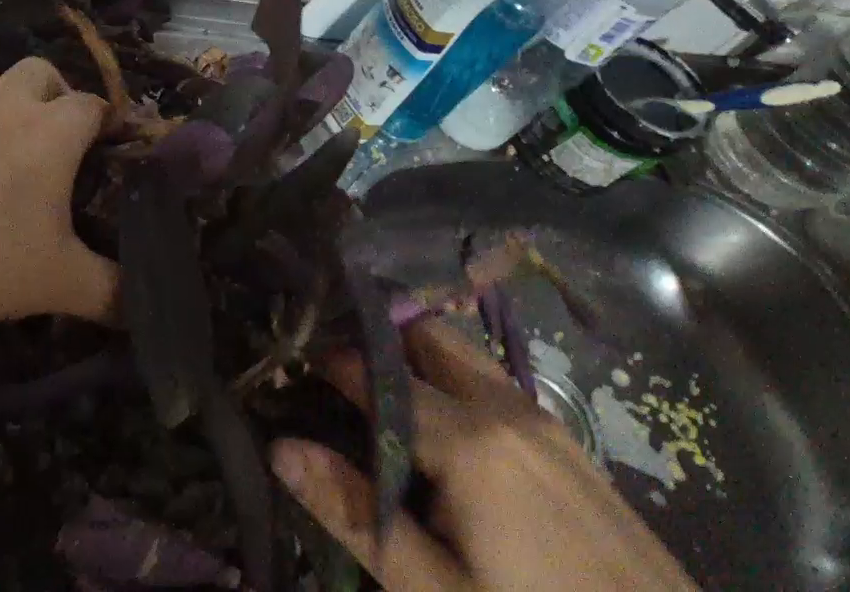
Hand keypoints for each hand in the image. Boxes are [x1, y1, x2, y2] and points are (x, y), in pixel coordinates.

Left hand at [0, 57, 120, 325]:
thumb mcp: (57, 284)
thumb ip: (110, 293)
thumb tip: (142, 310)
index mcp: (52, 131)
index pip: (95, 105)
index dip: (109, 122)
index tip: (111, 149)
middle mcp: (5, 104)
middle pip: (41, 70)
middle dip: (55, 93)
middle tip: (55, 138)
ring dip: (1, 98)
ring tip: (0, 139)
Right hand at [271, 318, 698, 591]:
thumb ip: (355, 512)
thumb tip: (280, 447)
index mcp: (468, 438)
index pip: (374, 372)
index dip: (325, 362)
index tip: (287, 365)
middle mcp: (506, 408)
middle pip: (426, 336)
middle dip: (373, 336)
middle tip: (326, 362)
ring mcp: (546, 422)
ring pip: (463, 358)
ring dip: (412, 356)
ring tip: (368, 388)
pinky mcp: (570, 445)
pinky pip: (495, 387)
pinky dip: (450, 382)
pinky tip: (434, 429)